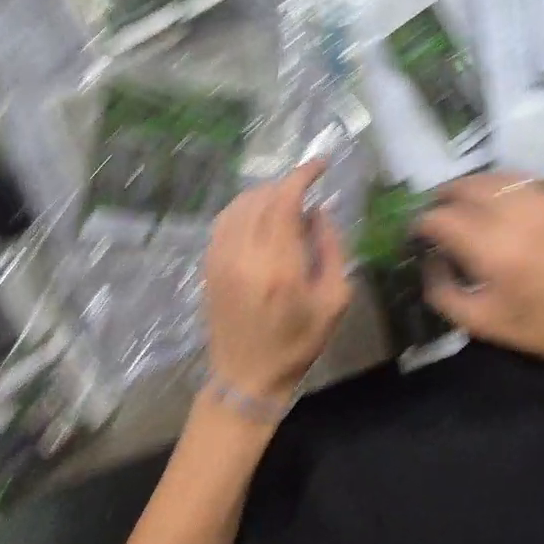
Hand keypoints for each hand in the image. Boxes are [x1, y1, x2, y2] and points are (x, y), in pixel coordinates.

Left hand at [202, 161, 351, 403]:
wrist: (247, 378)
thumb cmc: (298, 343)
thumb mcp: (334, 300)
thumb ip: (330, 249)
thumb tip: (318, 211)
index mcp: (279, 265)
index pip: (285, 200)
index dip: (303, 174)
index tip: (321, 165)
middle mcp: (245, 255)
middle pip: (262, 196)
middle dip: (287, 185)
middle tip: (308, 192)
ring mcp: (221, 258)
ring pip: (240, 204)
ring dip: (265, 194)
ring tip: (286, 204)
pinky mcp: (209, 265)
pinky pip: (225, 220)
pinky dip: (244, 208)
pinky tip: (260, 218)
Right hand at [416, 172, 543, 365]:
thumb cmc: (536, 326)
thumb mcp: (478, 322)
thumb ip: (441, 291)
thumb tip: (427, 259)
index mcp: (494, 251)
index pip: (443, 219)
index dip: (423, 222)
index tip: (417, 232)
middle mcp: (515, 218)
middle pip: (465, 188)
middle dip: (443, 197)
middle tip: (435, 213)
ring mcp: (539, 204)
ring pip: (490, 178)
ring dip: (468, 187)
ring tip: (459, 203)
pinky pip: (517, 180)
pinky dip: (496, 184)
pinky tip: (491, 200)